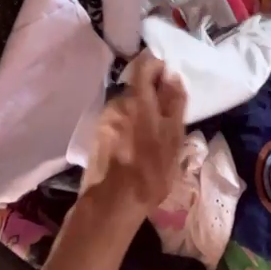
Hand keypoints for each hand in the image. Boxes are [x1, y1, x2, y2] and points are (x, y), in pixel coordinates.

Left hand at [81, 53, 186, 230]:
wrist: (113, 202)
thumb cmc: (150, 169)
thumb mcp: (173, 137)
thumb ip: (174, 104)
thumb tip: (173, 78)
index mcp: (137, 99)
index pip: (144, 67)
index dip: (157, 67)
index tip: (168, 78)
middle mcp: (117, 103)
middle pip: (135, 89)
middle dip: (150, 97)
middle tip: (165, 117)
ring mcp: (104, 120)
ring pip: (126, 108)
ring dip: (139, 115)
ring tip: (151, 138)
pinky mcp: (96, 137)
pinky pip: (117, 123)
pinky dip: (127, 129)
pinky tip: (135, 148)